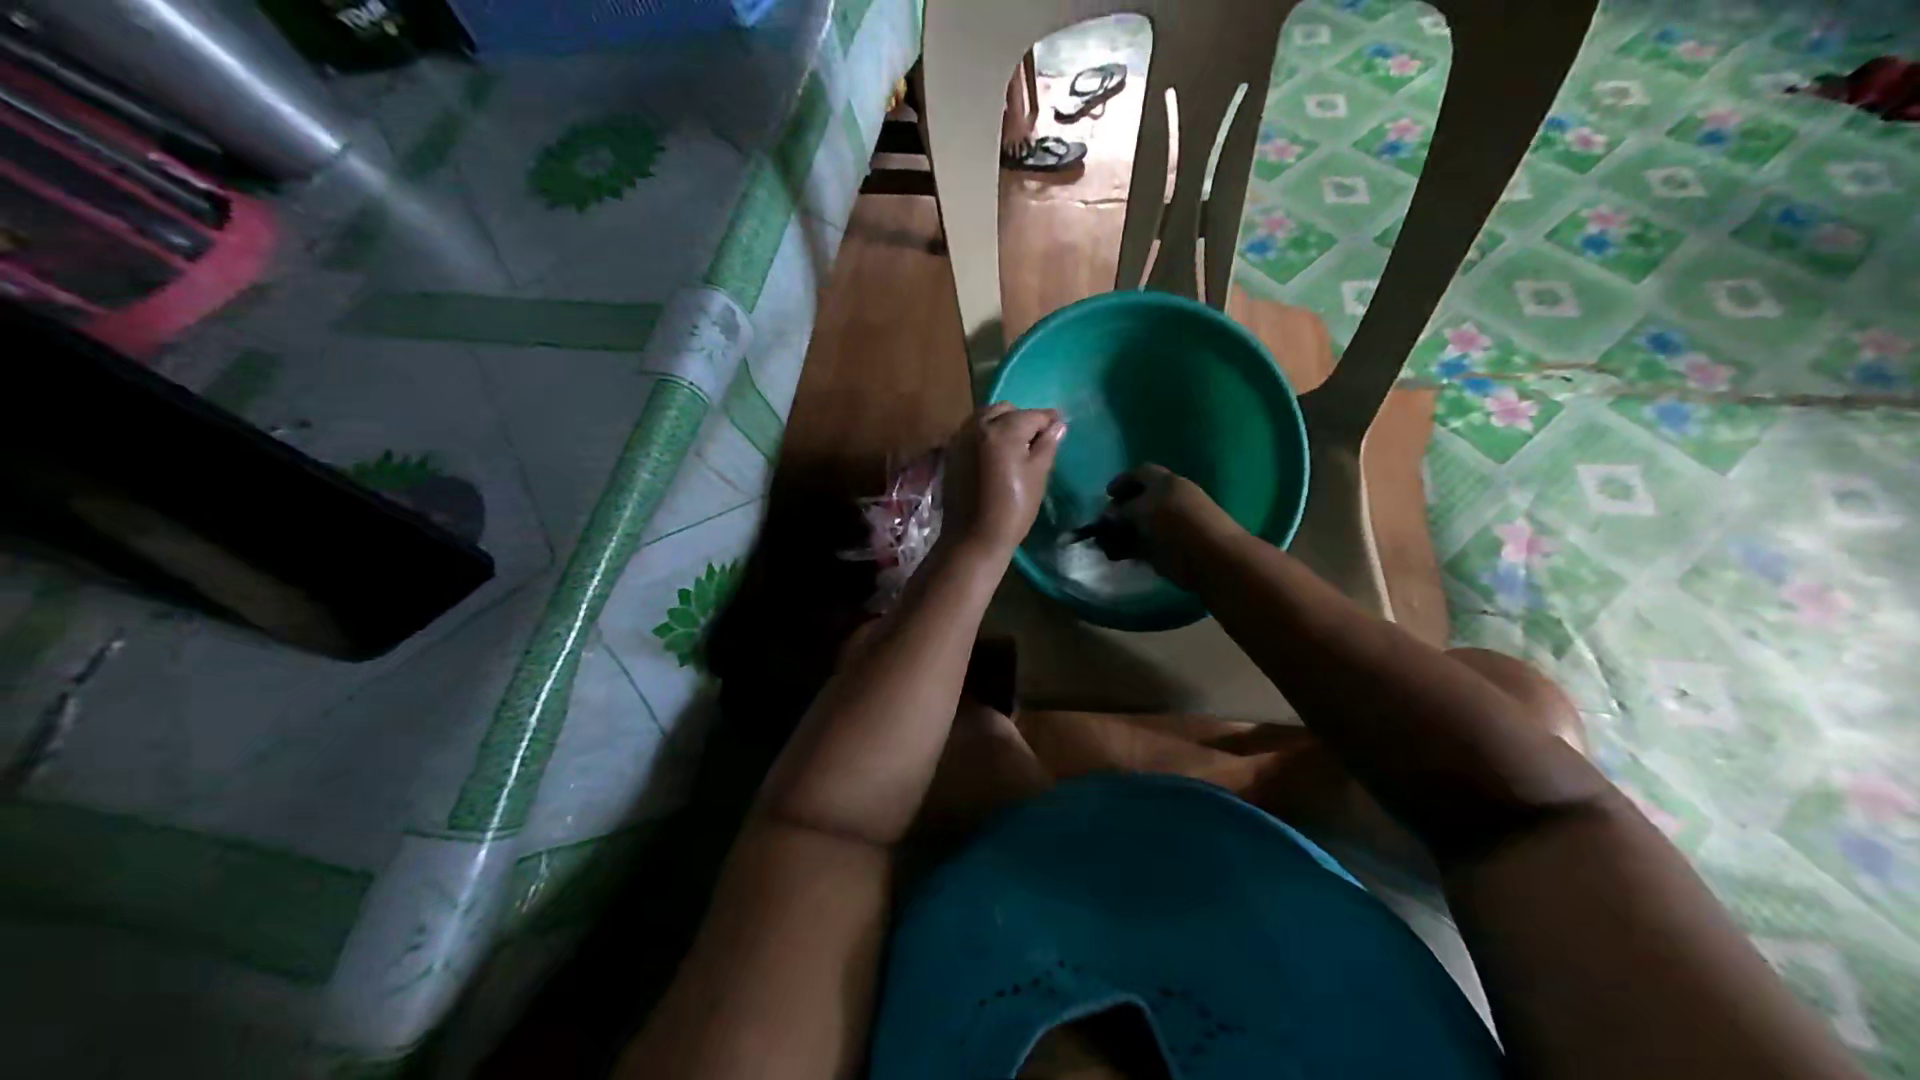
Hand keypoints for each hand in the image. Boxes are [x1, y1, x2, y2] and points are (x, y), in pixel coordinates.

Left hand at [941, 403, 1066, 555]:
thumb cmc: (1013, 508)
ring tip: (1016, 446)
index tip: (1060, 426)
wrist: (973, 537)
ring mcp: (960, 439)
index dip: (1049, 420)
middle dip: (1022, 418)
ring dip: (1002, 424)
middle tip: (1036, 438)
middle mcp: (977, 426)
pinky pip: (971, 433)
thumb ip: (1047, 445)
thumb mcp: (1037, 475)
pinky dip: (985, 436)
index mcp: (1003, 430)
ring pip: (985, 419)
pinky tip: (995, 455)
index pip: (1032, 415)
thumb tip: (1057, 425)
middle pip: (1005, 410)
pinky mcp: (951, 453)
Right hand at [1088, 464, 1240, 589]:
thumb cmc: (1177, 527)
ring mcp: (1176, 525)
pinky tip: (1123, 554)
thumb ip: (1124, 510)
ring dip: (1126, 530)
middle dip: (1122, 509)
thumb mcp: (1143, 510)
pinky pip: (1149, 545)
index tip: (1108, 495)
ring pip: (1144, 524)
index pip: (1140, 474)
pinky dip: (1134, 548)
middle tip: (1107, 521)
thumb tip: (1111, 513)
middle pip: (1142, 499)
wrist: (1214, 560)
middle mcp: (1172, 499)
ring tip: (1110, 541)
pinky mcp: (1175, 549)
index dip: (1122, 481)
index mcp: (1166, 483)